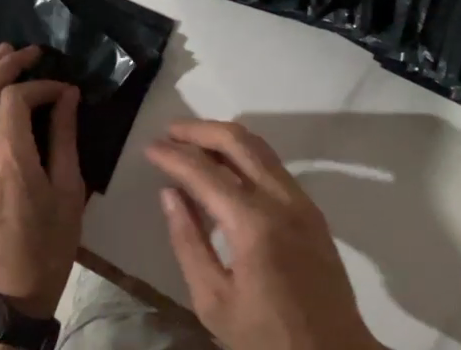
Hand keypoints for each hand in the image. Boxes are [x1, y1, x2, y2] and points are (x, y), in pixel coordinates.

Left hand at [0, 43, 86, 319]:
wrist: (11, 289)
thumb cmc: (49, 243)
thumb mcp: (69, 191)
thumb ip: (65, 138)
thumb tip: (68, 95)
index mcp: (11, 161)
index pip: (16, 99)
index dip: (41, 84)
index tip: (65, 90)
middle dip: (5, 63)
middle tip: (30, 51)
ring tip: (3, 55)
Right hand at [145, 120, 381, 349]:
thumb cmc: (267, 337)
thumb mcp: (214, 302)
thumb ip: (189, 243)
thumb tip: (170, 194)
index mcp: (254, 224)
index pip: (204, 173)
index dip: (173, 156)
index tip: (148, 147)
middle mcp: (281, 200)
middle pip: (237, 142)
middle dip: (199, 131)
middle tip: (169, 132)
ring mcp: (301, 201)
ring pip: (259, 146)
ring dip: (223, 137)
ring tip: (192, 142)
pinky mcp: (312, 210)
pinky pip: (273, 165)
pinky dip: (244, 153)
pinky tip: (224, 166)